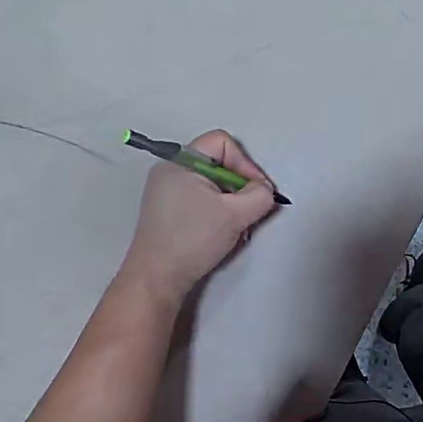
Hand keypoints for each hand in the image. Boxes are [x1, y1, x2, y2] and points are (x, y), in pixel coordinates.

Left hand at [116, 130, 278, 302]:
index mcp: (181, 163)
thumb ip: (260, 196)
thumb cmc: (192, 239)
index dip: (246, 163)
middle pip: (219, 165)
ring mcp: (167, 193)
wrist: (157, 278)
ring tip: (237, 227)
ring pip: (213, 186)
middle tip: (250, 211)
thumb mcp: (235, 215)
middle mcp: (171, 172)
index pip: (223, 143)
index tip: (257, 190)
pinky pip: (202, 202)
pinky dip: (218, 213)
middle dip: (241, 187)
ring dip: (232, 204)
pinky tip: (222, 234)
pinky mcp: (169, 214)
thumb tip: (265, 191)